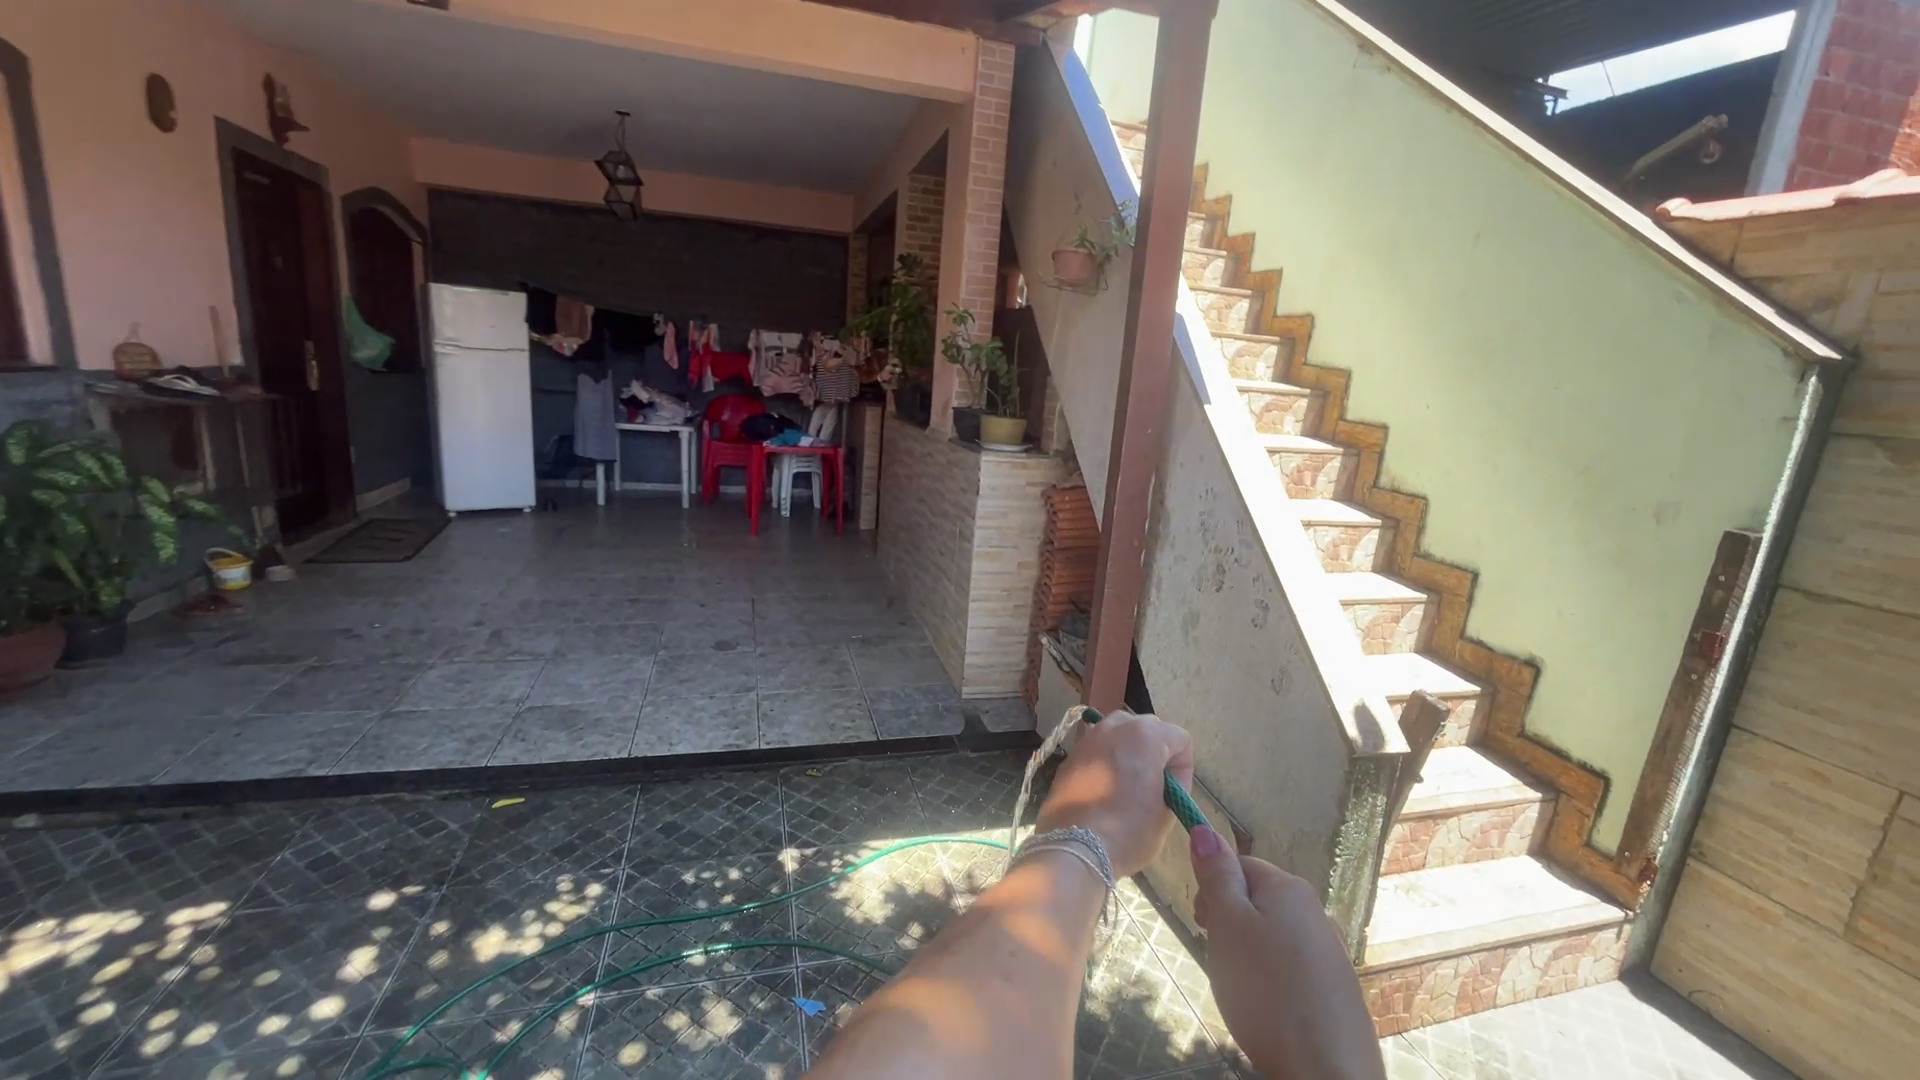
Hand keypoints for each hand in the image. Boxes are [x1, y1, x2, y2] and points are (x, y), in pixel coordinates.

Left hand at [1034, 709, 1192, 877]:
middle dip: (1156, 754)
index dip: (1182, 768)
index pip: (1180, 739)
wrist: (1073, 847)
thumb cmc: (1127, 831)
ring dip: (1130, 752)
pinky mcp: (1070, 754)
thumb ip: (1172, 787)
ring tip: (1128, 786)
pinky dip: (1106, 761)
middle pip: (1148, 729)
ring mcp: (1088, 737)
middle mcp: (1114, 726)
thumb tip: (1164, 781)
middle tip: (1153, 787)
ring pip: (1120, 734)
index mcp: (1145, 734)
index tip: (1174, 794)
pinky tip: (1104, 789)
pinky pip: (1097, 749)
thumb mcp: (1165, 813)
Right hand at [1189, 826, 1384, 1079]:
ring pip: (1270, 935)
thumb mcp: (1227, 925)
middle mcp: (1314, 911)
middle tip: (1220, 958)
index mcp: (1288, 888)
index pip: (1239, 864)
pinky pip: (1289, 967)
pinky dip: (1270, 981)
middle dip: (1229, 924)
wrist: (1326, 1073)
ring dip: (1247, 953)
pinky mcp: (1335, 990)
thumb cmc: (1265, 990)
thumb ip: (1216, 876)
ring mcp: (1329, 952)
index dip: (1213, 890)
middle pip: (1255, 899)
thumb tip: (1204, 828)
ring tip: (1241, 988)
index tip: (1204, 925)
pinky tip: (1265, 1009)